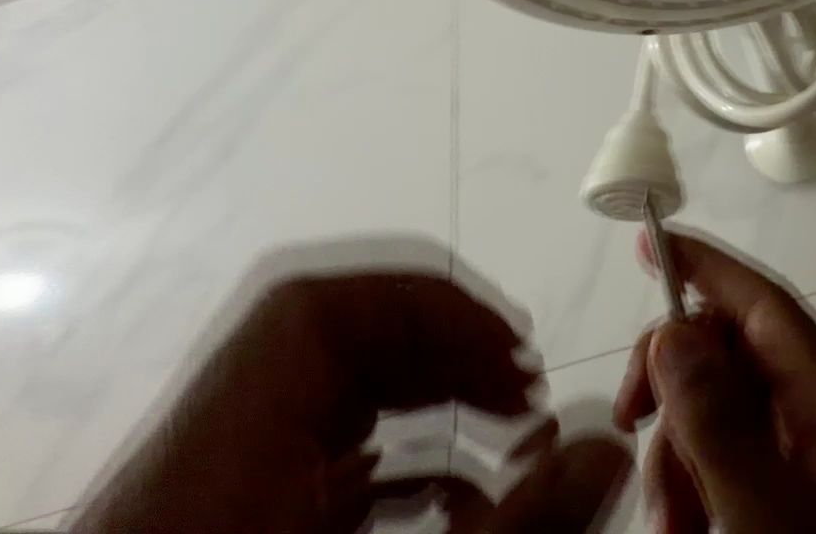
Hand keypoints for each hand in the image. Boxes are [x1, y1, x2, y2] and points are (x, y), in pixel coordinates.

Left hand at [71, 272, 629, 533]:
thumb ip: (515, 526)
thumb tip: (610, 453)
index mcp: (218, 464)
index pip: (306, 314)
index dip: (421, 304)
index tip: (504, 347)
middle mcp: (205, 461)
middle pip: (329, 343)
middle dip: (443, 347)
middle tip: (521, 385)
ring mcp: (214, 493)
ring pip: (327, 394)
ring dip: (426, 394)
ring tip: (506, 424)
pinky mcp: (231, 521)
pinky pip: (318, 457)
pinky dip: (398, 456)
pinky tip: (456, 497)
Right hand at [614, 233, 815, 533]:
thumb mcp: (767, 516)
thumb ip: (718, 422)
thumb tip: (675, 331)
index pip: (766, 307)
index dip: (709, 267)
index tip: (652, 242)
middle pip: (732, 358)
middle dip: (676, 385)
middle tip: (633, 419)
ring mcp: (802, 469)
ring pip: (716, 416)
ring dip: (678, 455)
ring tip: (679, 523)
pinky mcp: (780, 505)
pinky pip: (719, 466)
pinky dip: (690, 491)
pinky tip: (687, 530)